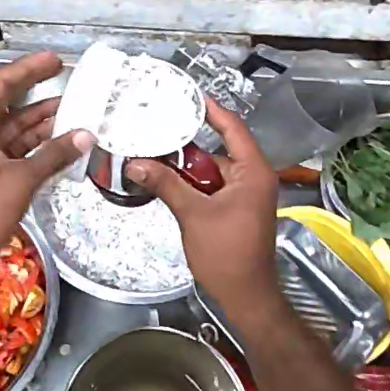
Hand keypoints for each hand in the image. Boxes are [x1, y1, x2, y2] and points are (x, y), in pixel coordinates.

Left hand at [0, 52, 90, 273]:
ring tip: (76, 111)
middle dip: (38, 92)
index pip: (0, 84)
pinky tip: (63, 142)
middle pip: (8, 103)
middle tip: (68, 79)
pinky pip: (17, 149)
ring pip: (15, 128)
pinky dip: (39, 145)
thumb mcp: (20, 179)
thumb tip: (84, 136)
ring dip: (43, 121)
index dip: (28, 69)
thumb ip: (54, 154)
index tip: (55, 60)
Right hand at [124, 100, 281, 312]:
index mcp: (254, 172)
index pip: (233, 128)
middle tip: (158, 127)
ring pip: (212, 170)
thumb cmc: (227, 254)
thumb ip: (166, 185)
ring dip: (186, 166)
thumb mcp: (193, 215)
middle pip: (219, 149)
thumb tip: (135, 163)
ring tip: (154, 152)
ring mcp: (245, 195)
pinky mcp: (235, 209)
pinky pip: (212, 187)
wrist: (245, 295)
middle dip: (188, 142)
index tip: (190, 94)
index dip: (212, 110)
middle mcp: (253, 178)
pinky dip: (192, 183)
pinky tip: (166, 180)